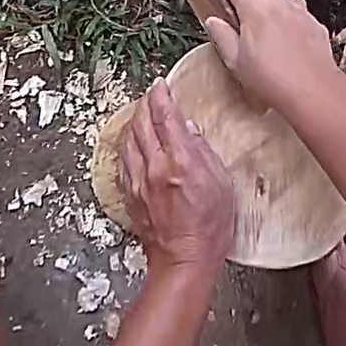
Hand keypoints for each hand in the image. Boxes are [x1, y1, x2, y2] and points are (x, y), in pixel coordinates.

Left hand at [119, 80, 235, 272]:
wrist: (184, 260)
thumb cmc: (210, 224)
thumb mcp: (221, 182)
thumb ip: (203, 151)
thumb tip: (189, 129)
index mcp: (180, 161)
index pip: (166, 117)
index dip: (162, 96)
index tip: (161, 84)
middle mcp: (154, 167)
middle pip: (142, 124)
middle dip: (146, 104)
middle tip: (151, 94)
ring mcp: (139, 182)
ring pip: (129, 140)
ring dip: (135, 122)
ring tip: (142, 113)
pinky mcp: (130, 195)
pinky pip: (124, 161)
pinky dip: (129, 144)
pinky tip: (134, 142)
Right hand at [200, 0, 338, 110]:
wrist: (313, 90)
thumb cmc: (272, 79)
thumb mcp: (236, 61)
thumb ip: (223, 37)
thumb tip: (214, 22)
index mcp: (255, 10)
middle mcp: (280, 5)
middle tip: (253, 2)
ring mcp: (301, 14)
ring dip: (281, 4)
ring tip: (273, 27)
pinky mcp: (317, 26)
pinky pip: (304, 16)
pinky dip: (295, 23)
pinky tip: (290, 43)